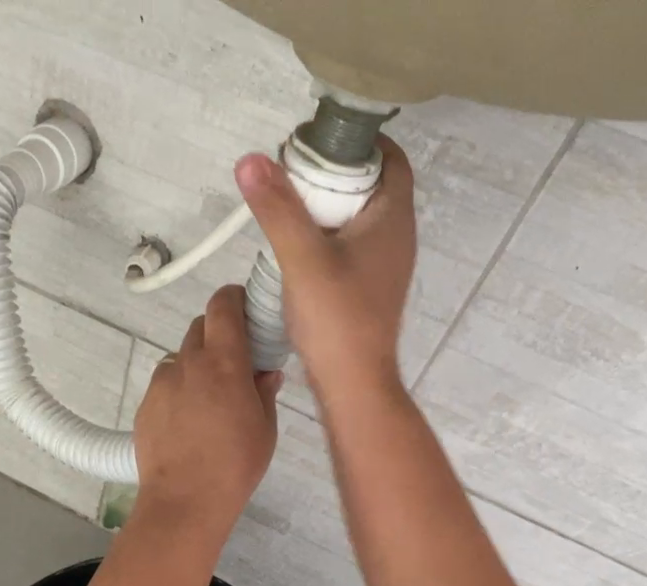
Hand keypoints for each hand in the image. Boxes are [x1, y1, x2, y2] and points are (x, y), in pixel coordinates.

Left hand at [131, 285, 281, 538]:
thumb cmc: (234, 465)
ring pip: (181, 357)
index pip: (222, 304)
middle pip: (200, 327)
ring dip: (197, 364)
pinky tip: (189, 421)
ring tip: (210, 399)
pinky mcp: (146, 405)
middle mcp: (187, 363)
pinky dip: (179, 389)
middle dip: (218, 335)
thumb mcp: (265, 427)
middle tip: (235, 362)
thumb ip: (264, 390)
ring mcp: (161, 383)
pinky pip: (166, 384)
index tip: (246, 310)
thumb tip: (265, 372)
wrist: (184, 501)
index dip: (234, 299)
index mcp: (223, 361)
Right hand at [235, 136, 416, 400]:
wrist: (353, 382)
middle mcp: (397, 235)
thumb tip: (249, 160)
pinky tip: (294, 248)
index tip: (316, 141)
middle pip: (370, 184)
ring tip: (285, 208)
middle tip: (290, 173)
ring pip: (357, 218)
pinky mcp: (367, 287)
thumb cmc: (336, 318)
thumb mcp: (301, 257)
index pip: (389, 156)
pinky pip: (349, 246)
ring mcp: (384, 264)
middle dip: (332, 173)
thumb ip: (277, 209)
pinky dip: (324, 236)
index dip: (356, 141)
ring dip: (324, 208)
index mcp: (393, 217)